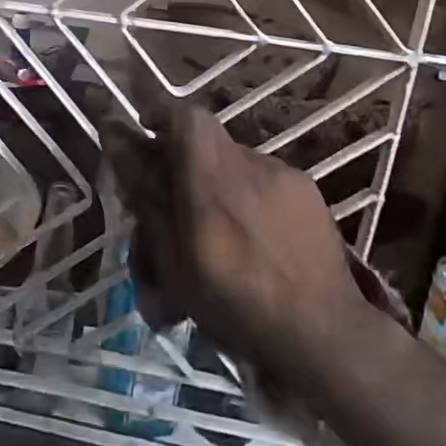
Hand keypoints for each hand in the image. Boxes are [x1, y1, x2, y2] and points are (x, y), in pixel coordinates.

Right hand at [109, 100, 371, 377]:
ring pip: (234, 160)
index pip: (186, 117)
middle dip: (184, 160)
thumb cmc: (238, 308)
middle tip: (174, 201)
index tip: (145, 129)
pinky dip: (247, 195)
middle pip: (207, 138)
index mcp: (212, 184)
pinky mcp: (307, 188)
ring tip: (216, 233)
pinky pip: (263, 177)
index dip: (162, 113)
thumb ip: (149, 198)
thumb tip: (119, 143)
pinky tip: (254, 238)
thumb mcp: (176, 265)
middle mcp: (249, 166)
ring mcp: (283, 174)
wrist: (326, 333)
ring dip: (216, 183)